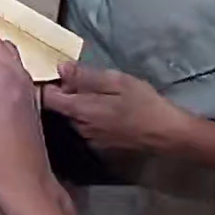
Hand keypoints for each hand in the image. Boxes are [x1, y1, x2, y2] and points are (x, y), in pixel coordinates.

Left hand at [44, 62, 193, 154]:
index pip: (46, 98)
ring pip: (72, 116)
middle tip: (81, 77)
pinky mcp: (100, 145)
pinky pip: (85, 125)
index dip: (46, 83)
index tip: (52, 72)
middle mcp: (79, 127)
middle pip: (59, 107)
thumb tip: (60, 68)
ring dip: (77, 103)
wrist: (169, 135)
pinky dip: (89, 115)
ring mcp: (89, 138)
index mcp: (80, 110)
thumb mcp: (117, 81)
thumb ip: (86, 76)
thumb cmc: (144, 104)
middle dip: (64, 91)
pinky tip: (106, 108)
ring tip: (96, 91)